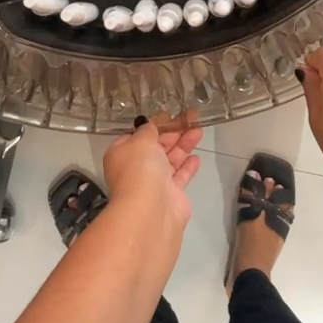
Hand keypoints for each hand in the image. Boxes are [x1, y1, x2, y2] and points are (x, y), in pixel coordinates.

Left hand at [101, 111, 203, 236]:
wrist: (151, 209)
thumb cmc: (140, 169)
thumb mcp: (140, 140)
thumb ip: (148, 130)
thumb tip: (151, 126)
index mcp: (122, 154)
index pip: (138, 136)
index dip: (154, 124)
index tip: (170, 114)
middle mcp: (136, 168)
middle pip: (157, 146)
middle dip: (173, 131)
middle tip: (192, 117)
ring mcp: (154, 182)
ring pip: (171, 159)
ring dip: (184, 144)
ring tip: (199, 129)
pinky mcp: (172, 194)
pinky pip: (180, 176)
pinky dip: (188, 166)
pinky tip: (196, 157)